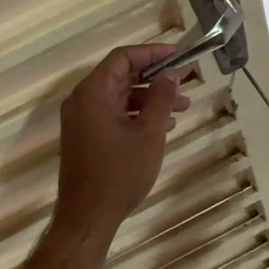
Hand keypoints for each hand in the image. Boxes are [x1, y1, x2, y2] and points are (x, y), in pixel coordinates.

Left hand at [52, 45, 191, 239]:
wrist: (88, 216)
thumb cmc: (119, 172)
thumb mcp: (148, 133)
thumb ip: (161, 98)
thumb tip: (171, 73)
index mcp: (92, 92)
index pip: (123, 58)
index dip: (152, 53)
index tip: (180, 56)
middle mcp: (82, 101)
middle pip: (121, 76)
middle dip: (155, 77)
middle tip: (186, 80)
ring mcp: (82, 121)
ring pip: (120, 98)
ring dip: (150, 99)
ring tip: (183, 106)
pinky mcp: (86, 139)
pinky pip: (114, 115)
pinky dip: (137, 116)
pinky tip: (164, 126)